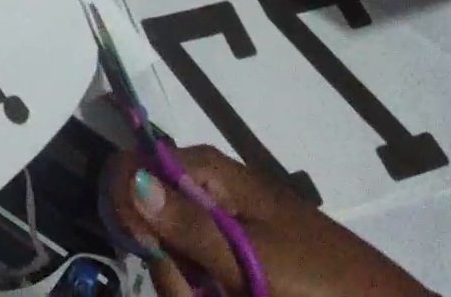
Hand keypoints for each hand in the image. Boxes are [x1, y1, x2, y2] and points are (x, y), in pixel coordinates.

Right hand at [103, 145, 432, 296]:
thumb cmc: (322, 282)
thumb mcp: (253, 257)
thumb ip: (189, 223)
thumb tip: (130, 178)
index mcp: (209, 172)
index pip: (135, 167)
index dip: (127, 204)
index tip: (147, 246)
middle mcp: (206, 195)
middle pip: (147, 226)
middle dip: (171, 270)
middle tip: (209, 294)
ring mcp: (218, 236)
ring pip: (169, 265)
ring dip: (190, 292)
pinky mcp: (230, 269)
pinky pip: (195, 283)